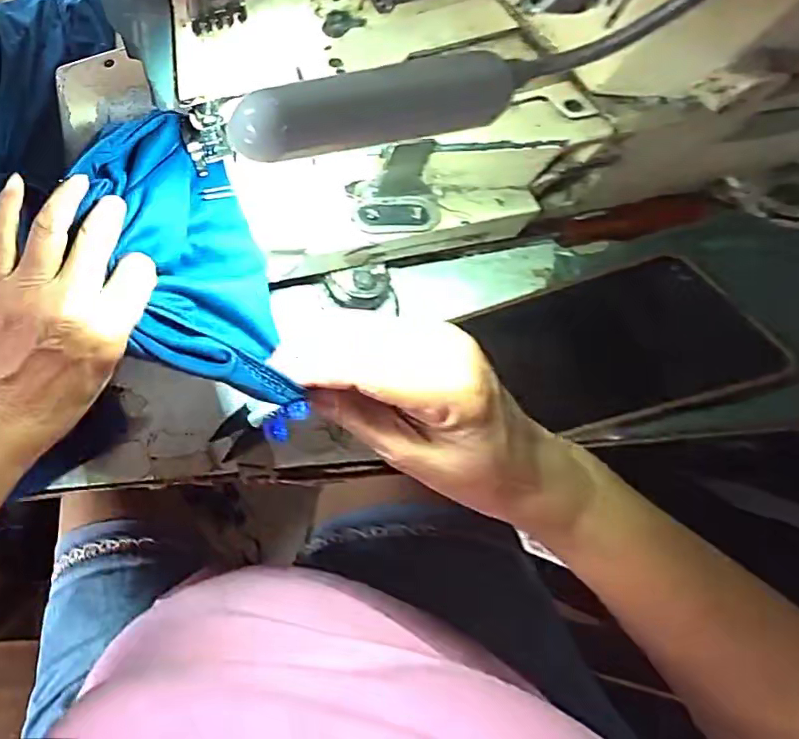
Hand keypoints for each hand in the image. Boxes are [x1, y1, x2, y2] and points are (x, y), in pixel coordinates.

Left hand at [0, 174, 157, 477]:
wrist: (3, 413)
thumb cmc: (60, 398)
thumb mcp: (108, 365)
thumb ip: (118, 315)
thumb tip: (123, 272)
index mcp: (103, 328)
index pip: (135, 272)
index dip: (137, 263)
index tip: (131, 261)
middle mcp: (68, 301)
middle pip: (96, 239)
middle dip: (108, 214)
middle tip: (111, 205)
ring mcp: (27, 288)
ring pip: (51, 226)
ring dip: (68, 196)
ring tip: (80, 182)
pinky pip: (1, 236)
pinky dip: (7, 205)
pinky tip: (17, 182)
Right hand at [279, 313, 604, 538]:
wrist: (527, 462)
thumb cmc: (477, 473)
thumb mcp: (406, 457)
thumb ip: (351, 414)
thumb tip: (299, 387)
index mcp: (446, 383)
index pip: (358, 363)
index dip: (308, 366)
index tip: (271, 374)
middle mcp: (440, 344)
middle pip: (350, 337)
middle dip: (305, 353)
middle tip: (273, 376)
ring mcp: (432, 330)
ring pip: (351, 325)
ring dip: (315, 344)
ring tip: (291, 372)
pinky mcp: (422, 327)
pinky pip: (363, 326)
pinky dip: (333, 341)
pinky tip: (320, 360)